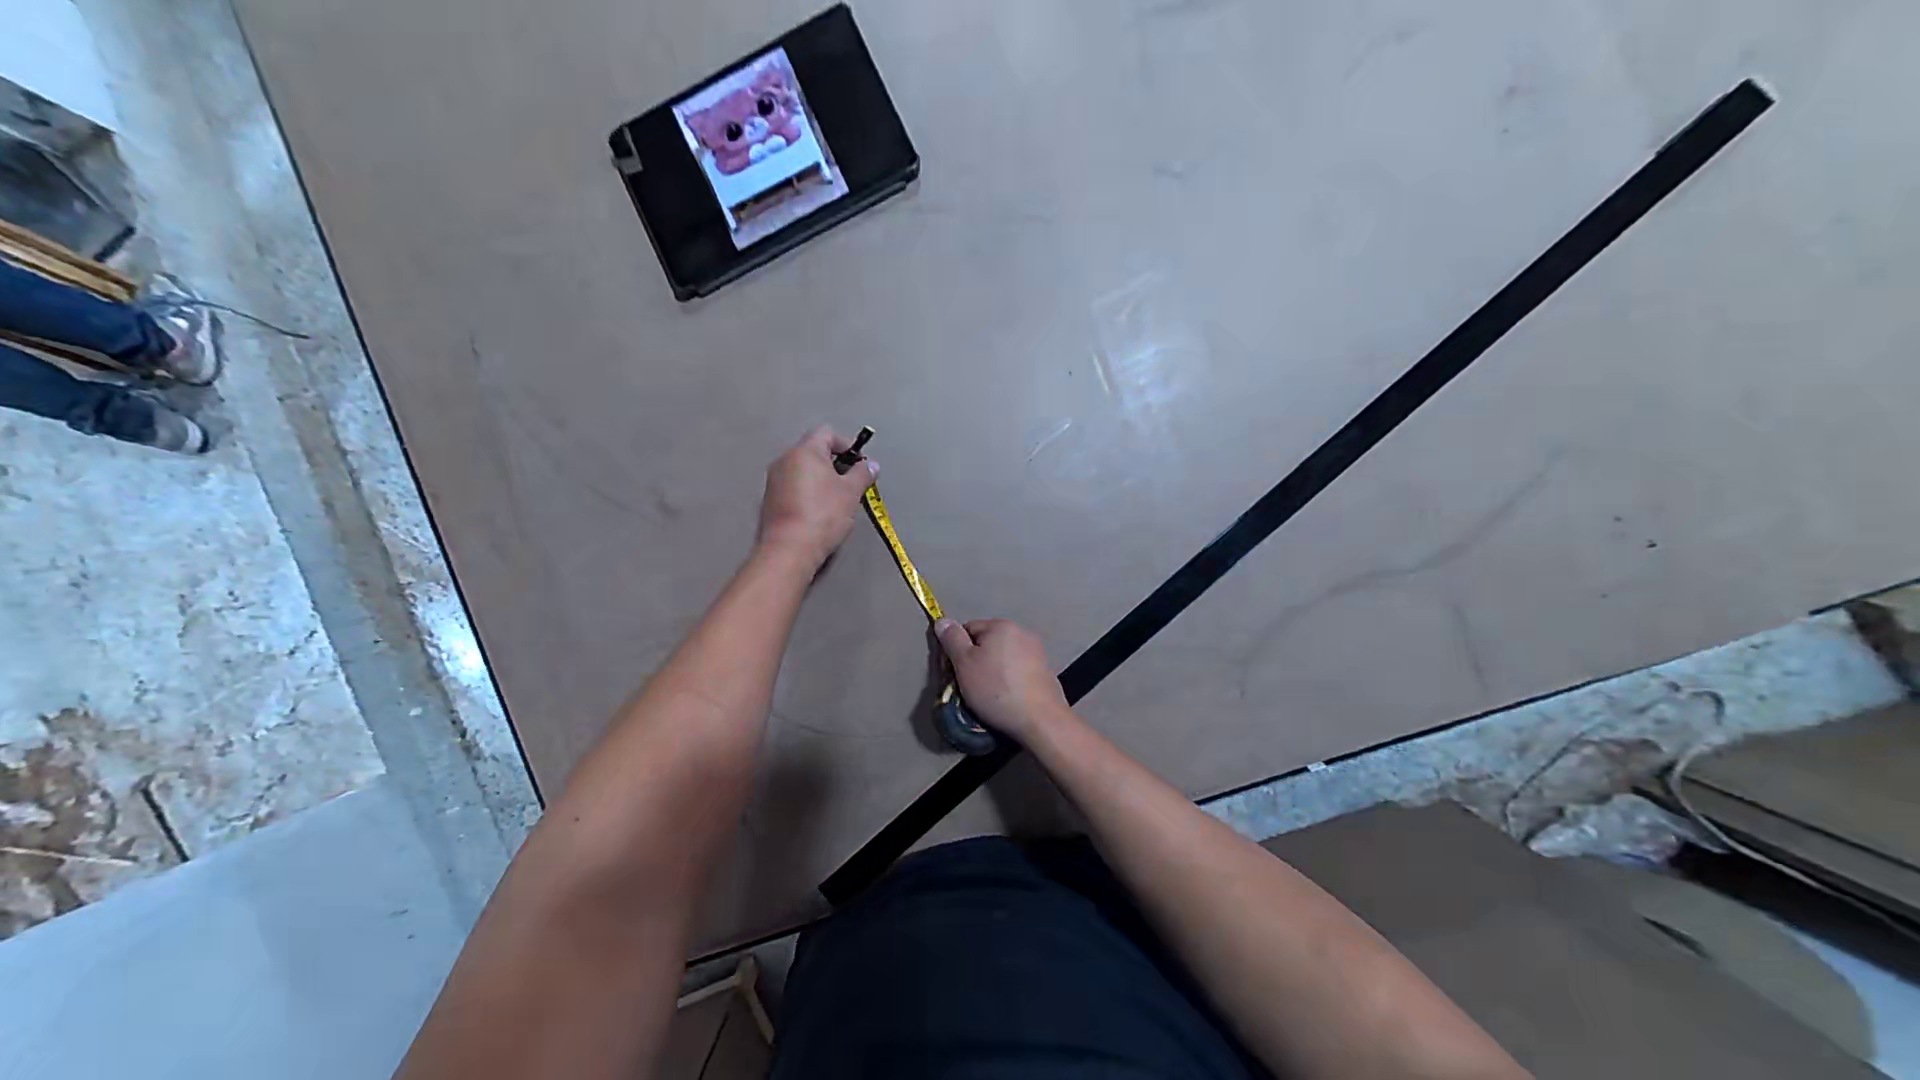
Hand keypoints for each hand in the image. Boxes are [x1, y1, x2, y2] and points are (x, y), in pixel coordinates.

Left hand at [756, 426, 877, 567]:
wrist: (790, 549)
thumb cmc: (824, 514)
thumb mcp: (851, 493)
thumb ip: (862, 474)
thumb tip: (871, 465)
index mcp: (804, 451)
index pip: (827, 432)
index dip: (846, 444)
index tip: (859, 463)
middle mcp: (785, 459)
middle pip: (813, 450)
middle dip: (835, 462)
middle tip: (851, 482)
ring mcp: (774, 480)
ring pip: (803, 469)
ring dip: (821, 478)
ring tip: (837, 499)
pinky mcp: (770, 500)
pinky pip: (793, 485)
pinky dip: (808, 491)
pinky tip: (819, 511)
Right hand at [934, 618, 1071, 742]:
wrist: (1040, 719)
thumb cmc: (996, 690)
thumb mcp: (964, 664)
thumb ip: (952, 639)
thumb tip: (943, 621)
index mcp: (1001, 625)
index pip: (968, 628)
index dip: (957, 649)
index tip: (955, 671)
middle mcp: (1022, 632)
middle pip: (987, 642)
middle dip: (977, 660)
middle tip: (971, 684)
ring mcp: (1037, 651)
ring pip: (1003, 656)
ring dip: (994, 670)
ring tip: (990, 694)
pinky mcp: (1045, 670)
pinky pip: (1018, 669)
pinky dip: (1010, 679)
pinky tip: (1008, 696)